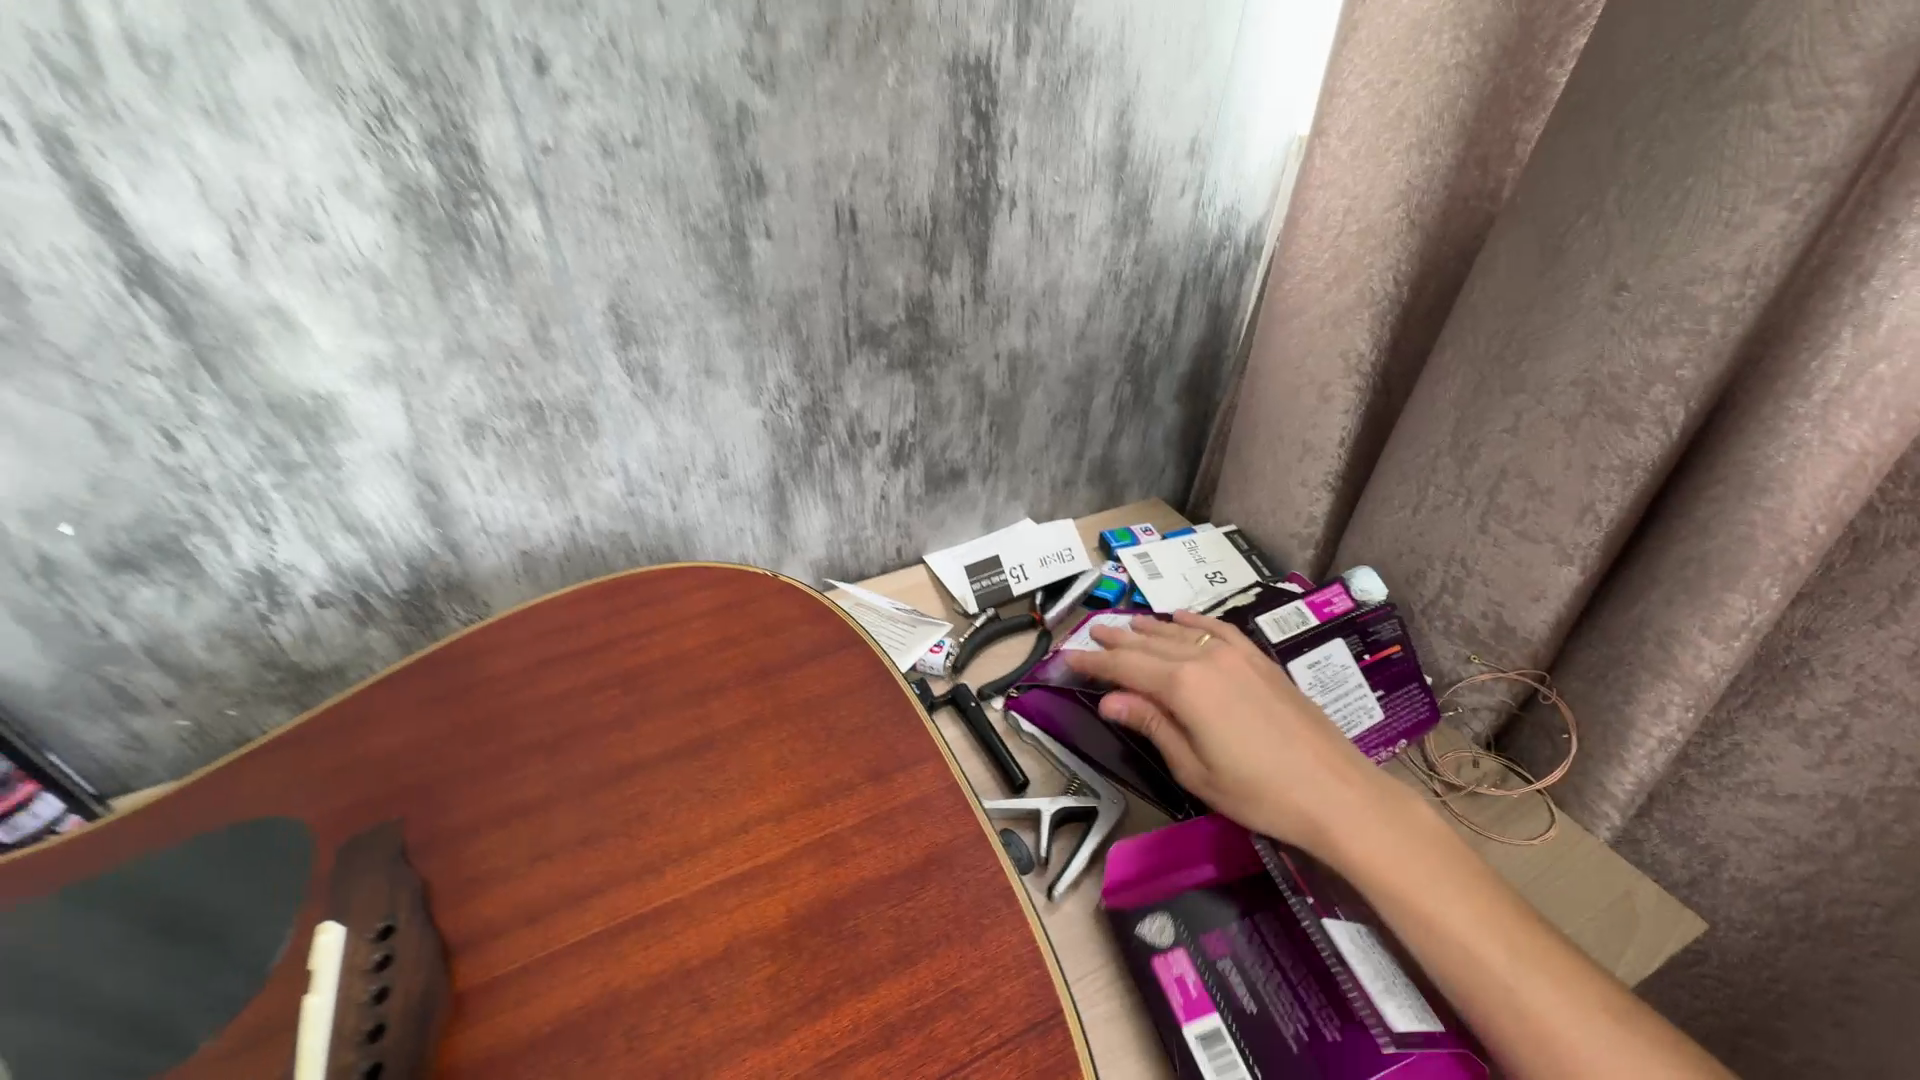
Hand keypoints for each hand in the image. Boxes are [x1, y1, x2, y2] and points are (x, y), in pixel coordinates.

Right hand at [1062, 610, 1410, 858]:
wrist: (1335, 792)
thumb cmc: (1257, 792)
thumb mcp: (1193, 769)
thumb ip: (1151, 725)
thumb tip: (1109, 699)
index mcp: (1183, 686)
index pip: (1125, 667)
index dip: (1094, 663)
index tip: (1067, 659)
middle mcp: (1206, 657)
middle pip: (1149, 643)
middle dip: (1116, 640)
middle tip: (1089, 635)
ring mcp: (1237, 654)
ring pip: (1180, 631)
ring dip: (1148, 628)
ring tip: (1124, 625)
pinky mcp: (1260, 660)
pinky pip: (1217, 628)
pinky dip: (1193, 621)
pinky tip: (1180, 618)